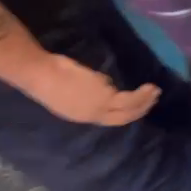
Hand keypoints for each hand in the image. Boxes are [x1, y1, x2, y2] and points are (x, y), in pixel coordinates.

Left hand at [14, 53, 158, 125]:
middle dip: (140, 109)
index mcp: (79, 115)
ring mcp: (99, 108)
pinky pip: (130, 98)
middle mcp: (92, 115)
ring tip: (155, 91)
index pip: (108, 118)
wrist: (35, 71)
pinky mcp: (106, 98)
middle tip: (153, 100)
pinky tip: (149, 87)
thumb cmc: (42, 75)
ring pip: (130, 108)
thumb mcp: (64, 88)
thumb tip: (105, 84)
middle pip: (123, 118)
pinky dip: (142, 94)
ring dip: (146, 101)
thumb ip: (85, 90)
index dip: (124, 113)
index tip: (136, 106)